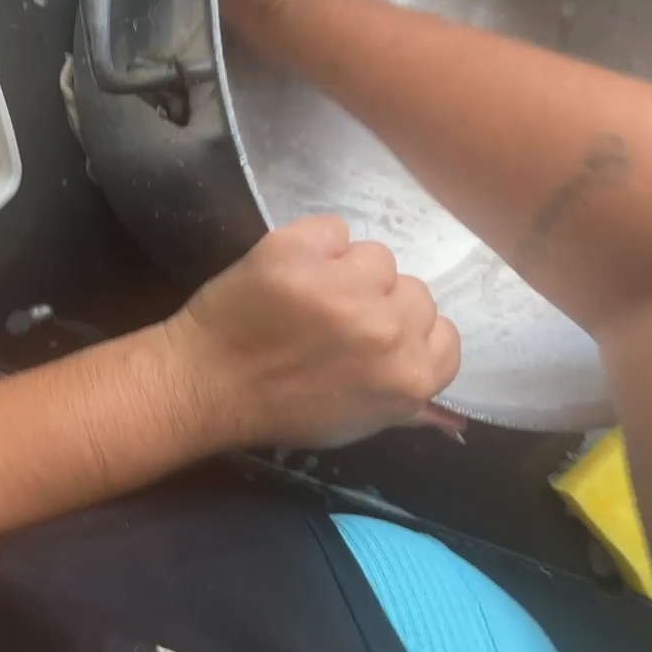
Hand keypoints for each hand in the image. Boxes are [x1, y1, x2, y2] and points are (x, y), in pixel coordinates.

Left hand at [162, 215, 461, 449]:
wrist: (203, 384)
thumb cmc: (276, 409)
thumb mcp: (354, 423)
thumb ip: (406, 404)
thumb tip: (449, 414)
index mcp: (411, 377)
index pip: (445, 333)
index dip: (405, 332)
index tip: (369, 337)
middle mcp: (386, 328)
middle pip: (412, 289)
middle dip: (375, 302)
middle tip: (327, 322)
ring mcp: (341, 286)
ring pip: (374, 256)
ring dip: (343, 271)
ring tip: (301, 299)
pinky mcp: (296, 252)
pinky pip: (331, 229)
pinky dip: (312, 244)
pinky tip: (284, 273)